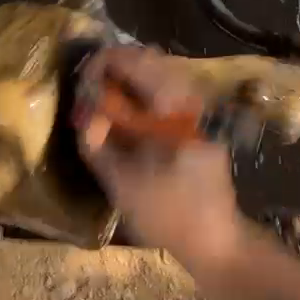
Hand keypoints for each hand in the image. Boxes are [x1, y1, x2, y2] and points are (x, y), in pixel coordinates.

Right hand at [79, 47, 247, 271]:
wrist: (217, 242)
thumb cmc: (168, 214)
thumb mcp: (120, 182)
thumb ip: (95, 142)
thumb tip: (83, 112)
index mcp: (170, 107)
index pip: (131, 60)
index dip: (100, 64)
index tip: (82, 84)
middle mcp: (188, 97)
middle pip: (147, 57)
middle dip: (113, 66)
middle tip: (90, 88)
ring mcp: (198, 107)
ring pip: (158, 69)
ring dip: (127, 76)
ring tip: (104, 99)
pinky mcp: (200, 120)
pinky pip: (167, 87)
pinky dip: (142, 89)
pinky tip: (127, 113)